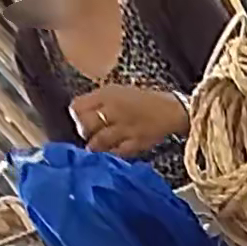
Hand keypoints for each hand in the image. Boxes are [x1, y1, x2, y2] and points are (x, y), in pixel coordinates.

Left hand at [71, 84, 188, 157]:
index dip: (76, 116)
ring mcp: (126, 128)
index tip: (80, 121)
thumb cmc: (144, 101)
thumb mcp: (117, 91)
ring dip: (95, 146)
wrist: (169, 111)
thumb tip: (85, 113)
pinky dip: (112, 154)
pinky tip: (111, 153)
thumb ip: (100, 101)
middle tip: (88, 136)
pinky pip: (119, 151)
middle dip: (85, 132)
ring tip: (96, 148)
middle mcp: (114, 111)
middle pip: (87, 125)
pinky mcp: (138, 143)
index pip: (78, 106)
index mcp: (106, 95)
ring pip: (100, 140)